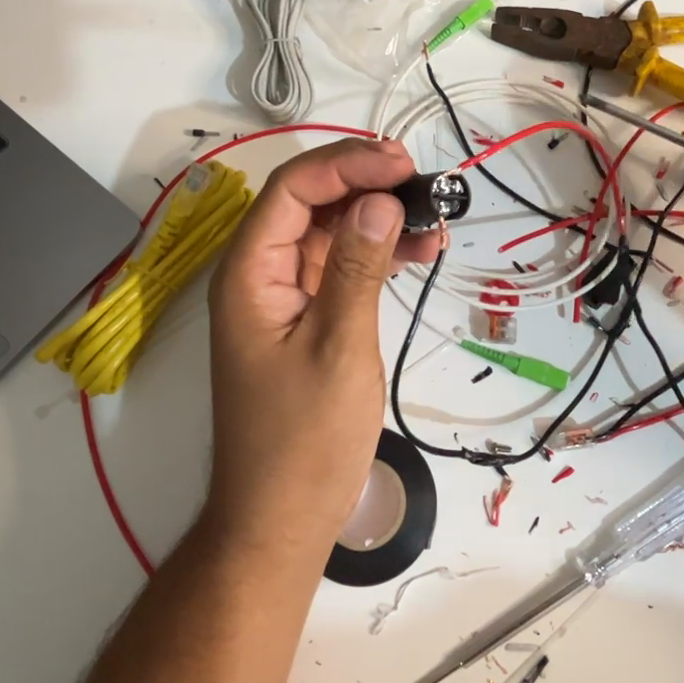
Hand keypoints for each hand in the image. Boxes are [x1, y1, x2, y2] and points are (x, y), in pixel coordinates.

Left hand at [203, 139, 440, 551]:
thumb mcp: (338, 347)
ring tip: (434, 222)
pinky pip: (341, 267)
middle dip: (366, 185)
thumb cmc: (304, 441)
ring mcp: (283, 296)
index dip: (347, 165)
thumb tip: (378, 199)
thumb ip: (356, 268)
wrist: (280, 519)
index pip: (293, 190)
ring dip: (378, 219)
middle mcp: (261, 274)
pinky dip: (377, 256)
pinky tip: (418, 253)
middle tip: (424, 186)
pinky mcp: (306, 318)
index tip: (403, 163)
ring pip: (330, 232)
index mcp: (250, 272)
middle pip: (310, 203)